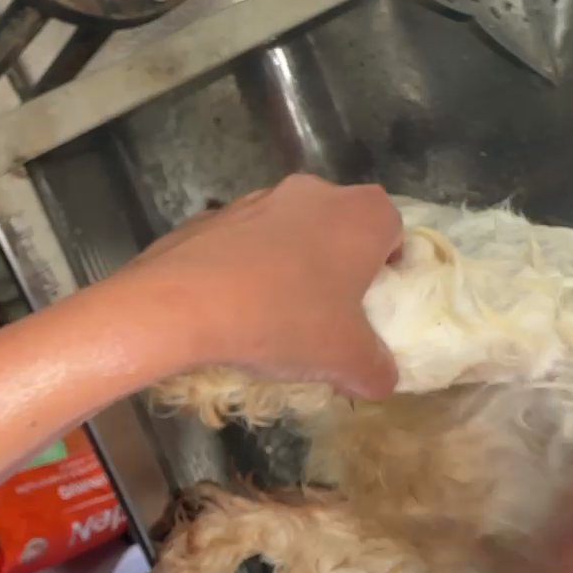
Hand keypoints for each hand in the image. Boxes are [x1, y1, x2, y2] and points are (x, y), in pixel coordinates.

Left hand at [95, 175, 402, 397]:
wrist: (181, 304)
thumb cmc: (281, 321)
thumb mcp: (343, 359)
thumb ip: (374, 368)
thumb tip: (380, 380)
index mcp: (361, 214)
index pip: (391, 236)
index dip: (382, 275)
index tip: (364, 310)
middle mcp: (309, 193)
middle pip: (332, 232)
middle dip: (327, 271)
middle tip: (316, 318)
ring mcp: (250, 201)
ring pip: (278, 236)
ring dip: (278, 269)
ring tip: (263, 318)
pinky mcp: (203, 219)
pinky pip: (230, 247)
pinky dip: (232, 271)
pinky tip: (220, 309)